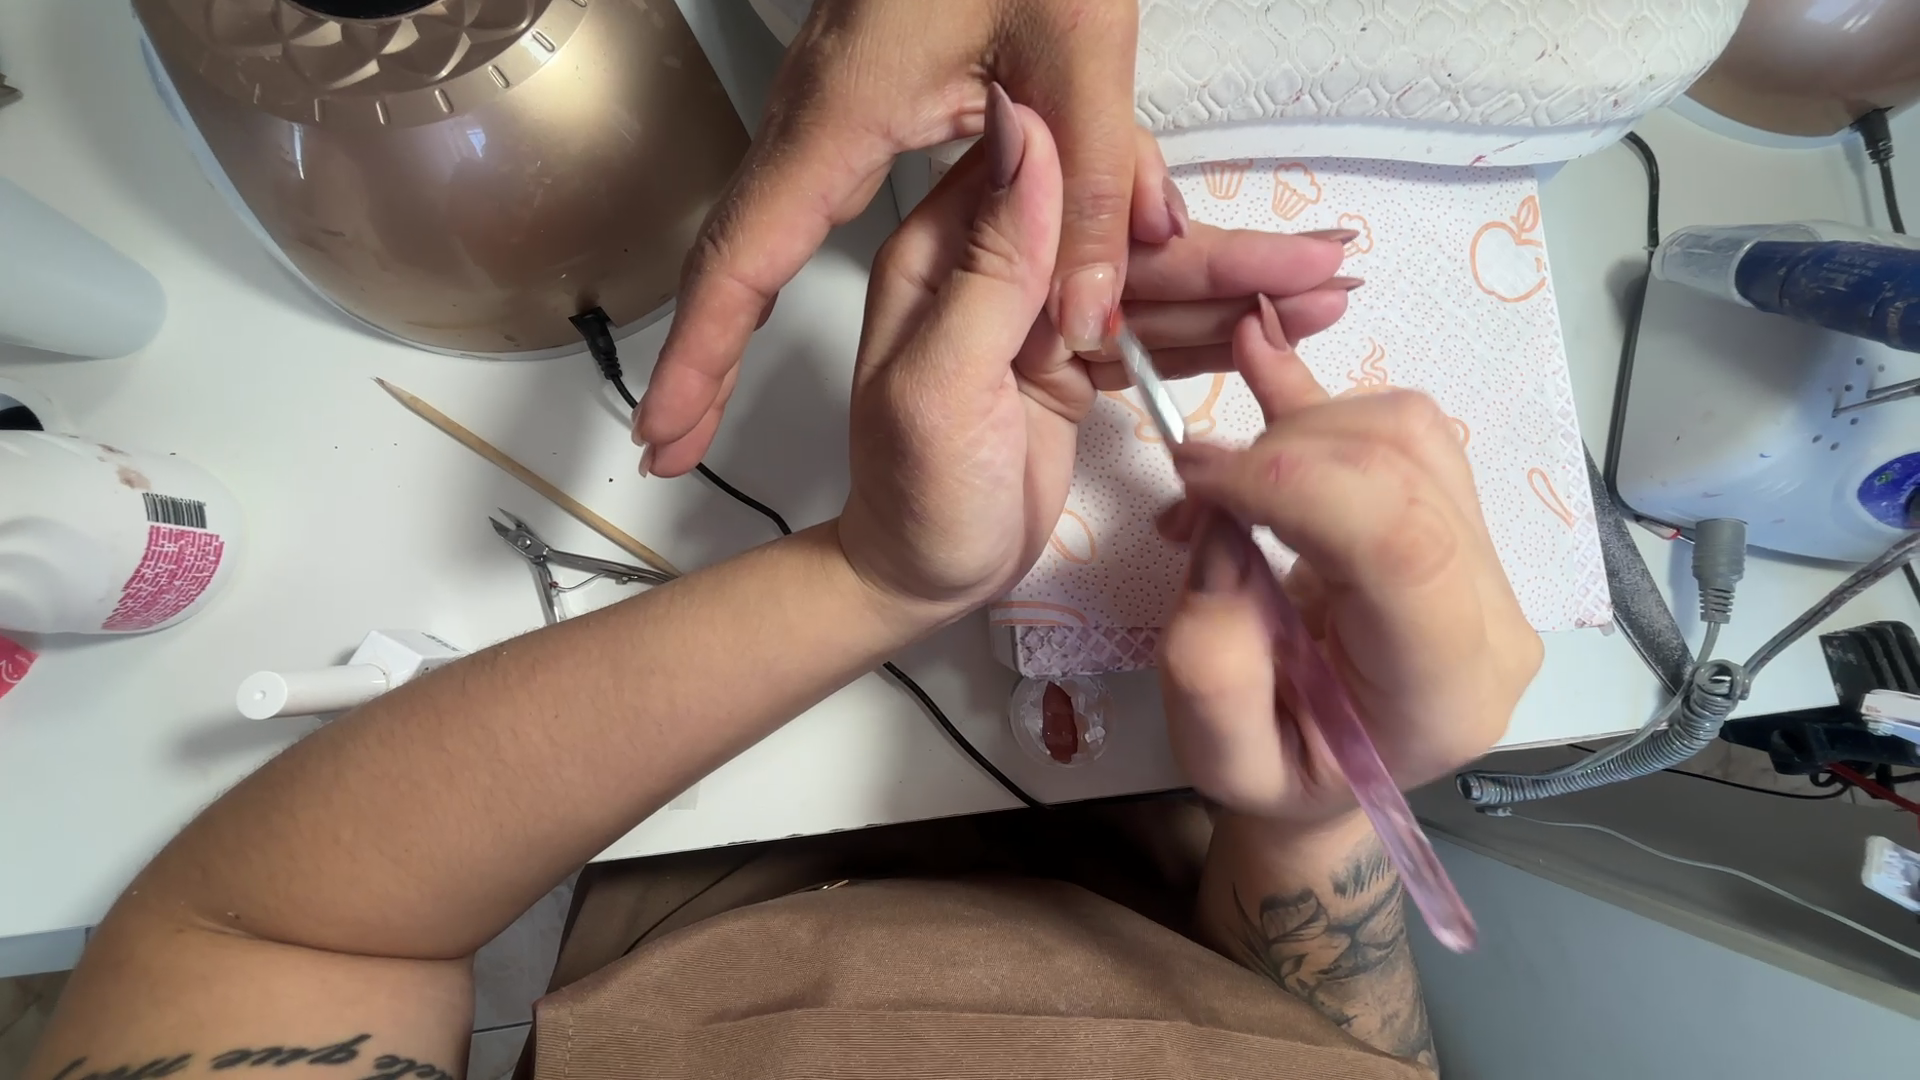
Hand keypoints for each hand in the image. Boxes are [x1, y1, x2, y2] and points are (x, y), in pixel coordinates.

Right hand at [636, 0, 1161, 476]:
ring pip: (758, 236)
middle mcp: (809, 119)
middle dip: (697, 360)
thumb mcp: (1080, 51)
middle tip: (668, 440)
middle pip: (727, 260)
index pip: (745, 262)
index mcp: (842, 114)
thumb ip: (1090, 194)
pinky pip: (799, 209)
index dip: (701, 359)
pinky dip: (771, 277)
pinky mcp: (851, 109)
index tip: (665, 431)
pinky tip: (755, 315)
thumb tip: (1090, 318)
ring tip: (701, 400)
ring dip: (726, 325)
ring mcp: (822, 114)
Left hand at [837, 89, 1357, 615]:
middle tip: (1320, 257)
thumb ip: (991, 271)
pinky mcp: (1074, 366)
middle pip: (1116, 239)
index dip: (1124, 191)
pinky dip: (1208, 336)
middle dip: (1215, 252)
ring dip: (1234, 291)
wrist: (926, 573)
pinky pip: (1149, 339)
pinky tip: (1275, 325)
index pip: (1046, 179)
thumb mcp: (942, 385)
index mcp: (943, 258)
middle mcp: (997, 273)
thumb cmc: (918, 495)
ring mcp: (1040, 321)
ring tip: (1325, 290)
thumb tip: (1029, 132)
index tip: (1188, 226)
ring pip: (1147, 290)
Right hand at [1158, 299, 1542, 824]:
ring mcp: (1483, 558)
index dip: (1290, 482)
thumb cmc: (1278, 776)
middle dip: (1274, 453)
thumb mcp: (1218, 756)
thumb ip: (1210, 658)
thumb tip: (1223, 524)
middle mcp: (1488, 609)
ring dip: (1290, 429)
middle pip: (1401, 465)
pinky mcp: (1452, 522)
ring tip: (1218, 475)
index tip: (1196, 481)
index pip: (1401, 541)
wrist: (1333, 775)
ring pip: (1404, 430)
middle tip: (1189, 488)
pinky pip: (1399, 432)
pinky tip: (1265, 352)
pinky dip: (1319, 394)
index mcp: (1442, 685)